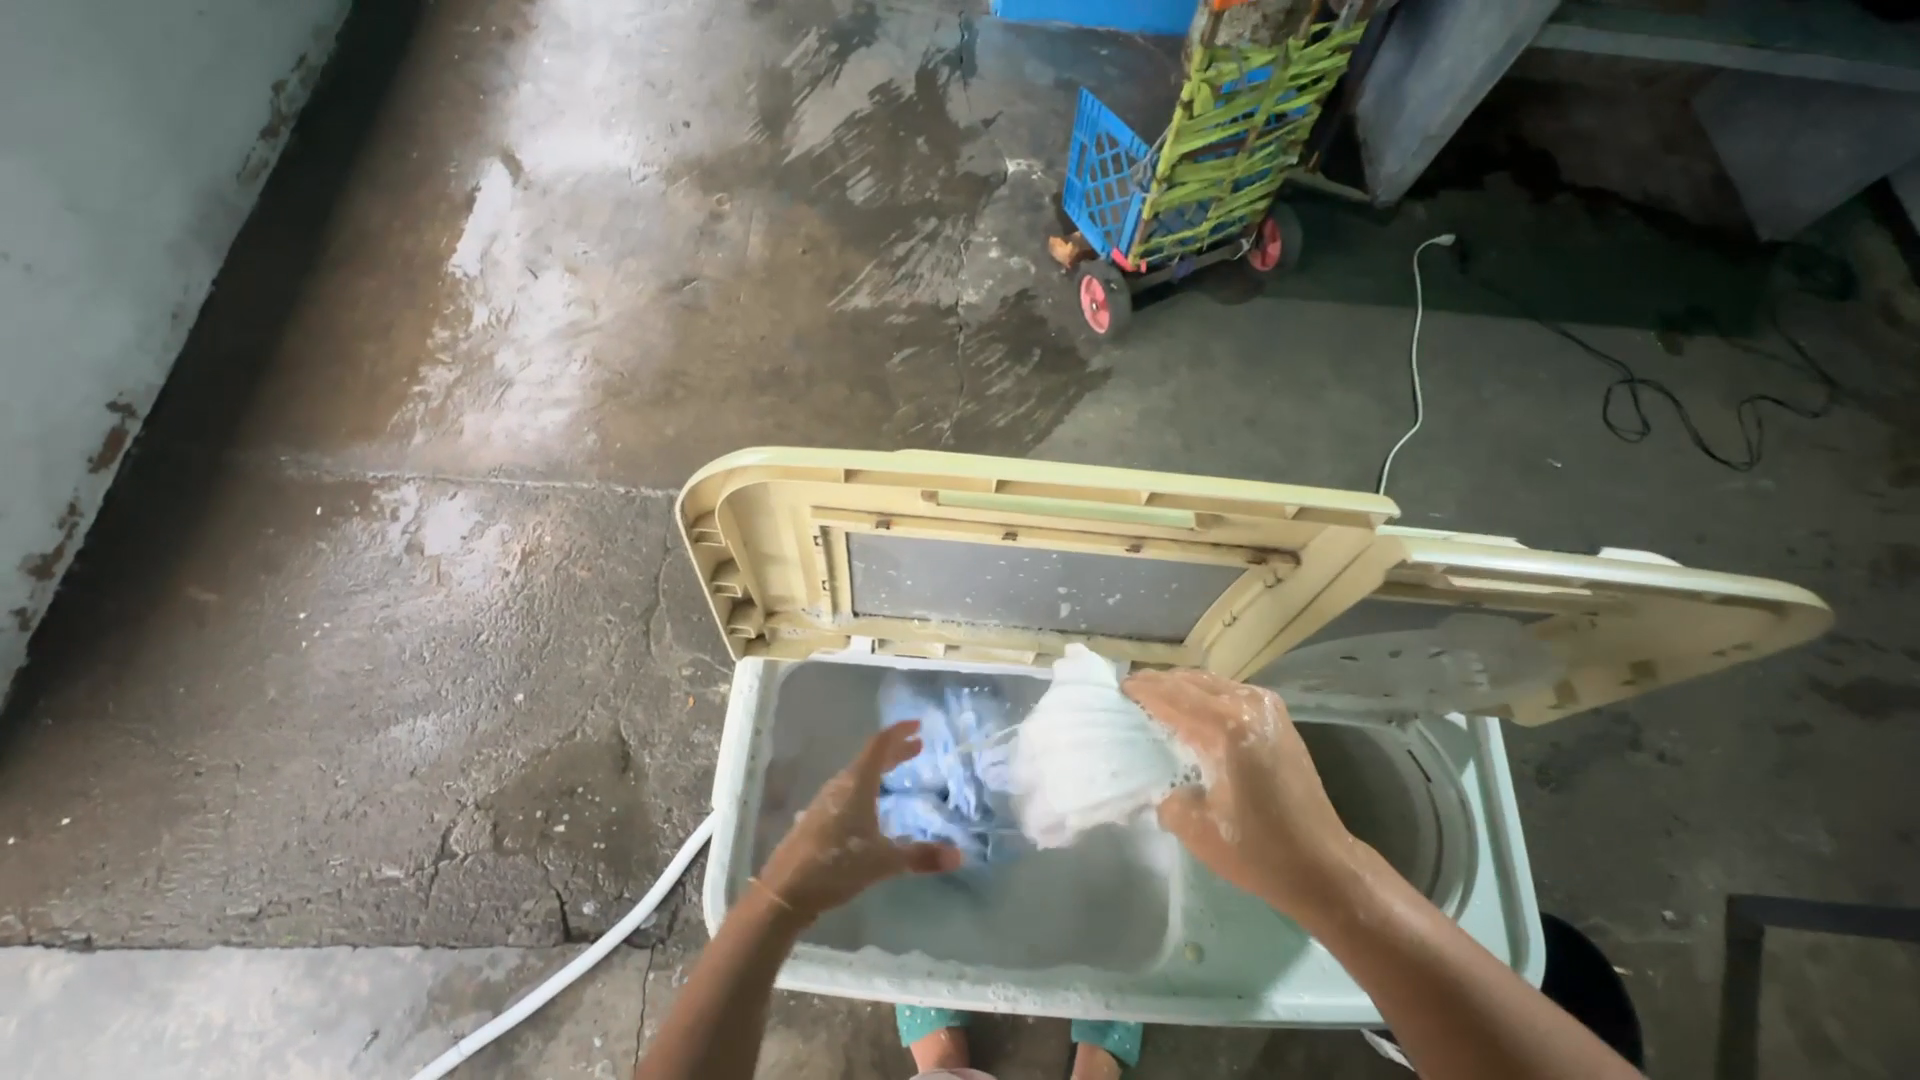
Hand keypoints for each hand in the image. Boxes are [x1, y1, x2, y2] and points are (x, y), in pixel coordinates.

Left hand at [757, 722, 964, 920]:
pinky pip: (848, 791)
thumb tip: (959, 856)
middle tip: (918, 747)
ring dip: (880, 769)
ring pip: (858, 775)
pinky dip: (867, 787)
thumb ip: (920, 856)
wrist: (785, 891)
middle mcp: (840, 786)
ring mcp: (825, 803)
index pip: (880, 746)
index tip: (918, 725)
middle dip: (895, 752)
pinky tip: (871, 806)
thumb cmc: (836, 866)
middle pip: (870, 759)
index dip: (899, 733)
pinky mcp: (817, 820)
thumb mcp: (883, 861)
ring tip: (898, 772)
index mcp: (856, 785)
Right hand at [1125, 670, 1358, 915]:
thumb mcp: (1196, 828)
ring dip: (1183, 687)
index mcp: (1226, 728)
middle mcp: (1248, 706)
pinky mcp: (1279, 718)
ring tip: (1157, 698)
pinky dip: (1206, 695)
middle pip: (1192, 682)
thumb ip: (1166, 797)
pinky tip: (1193, 710)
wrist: (1321, 865)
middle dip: (1160, 684)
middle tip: (1132, 692)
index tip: (1118, 690)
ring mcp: (1268, 708)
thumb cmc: (1257, 850)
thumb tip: (1160, 785)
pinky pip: (1231, 692)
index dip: (1142, 691)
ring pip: (1213, 683)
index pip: (1172, 697)